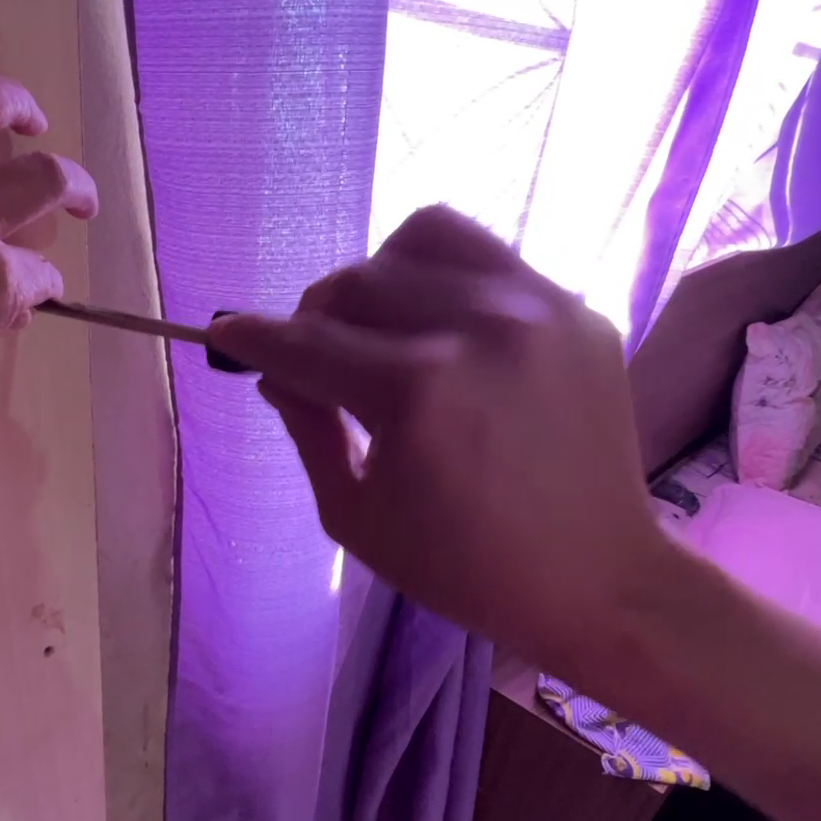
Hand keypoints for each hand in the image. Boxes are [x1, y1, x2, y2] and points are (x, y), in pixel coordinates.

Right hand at [209, 206, 670, 677]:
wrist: (595, 580)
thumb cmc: (462, 569)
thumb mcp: (356, 518)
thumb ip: (307, 431)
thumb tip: (274, 373)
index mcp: (415, 393)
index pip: (306, 343)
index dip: (253, 339)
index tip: (224, 335)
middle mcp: (475, 329)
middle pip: (353, 282)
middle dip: (310, 318)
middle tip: (308, 357)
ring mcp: (535, 308)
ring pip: (419, 240)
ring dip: (375, 279)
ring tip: (376, 328)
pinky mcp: (574, 310)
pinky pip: (484, 257)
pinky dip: (438, 280)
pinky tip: (438, 330)